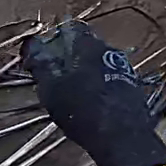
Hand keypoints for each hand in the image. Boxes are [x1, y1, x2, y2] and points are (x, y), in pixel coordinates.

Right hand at [24, 20, 165, 165]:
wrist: (123, 138)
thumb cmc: (83, 110)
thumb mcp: (52, 89)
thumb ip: (41, 66)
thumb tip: (33, 50)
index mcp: (88, 45)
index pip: (70, 28)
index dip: (54, 38)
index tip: (44, 52)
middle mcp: (109, 51)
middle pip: (86, 45)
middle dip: (70, 55)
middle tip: (55, 71)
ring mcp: (124, 69)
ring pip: (98, 62)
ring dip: (85, 71)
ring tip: (71, 89)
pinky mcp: (132, 88)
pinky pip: (109, 78)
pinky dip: (98, 85)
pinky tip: (90, 102)